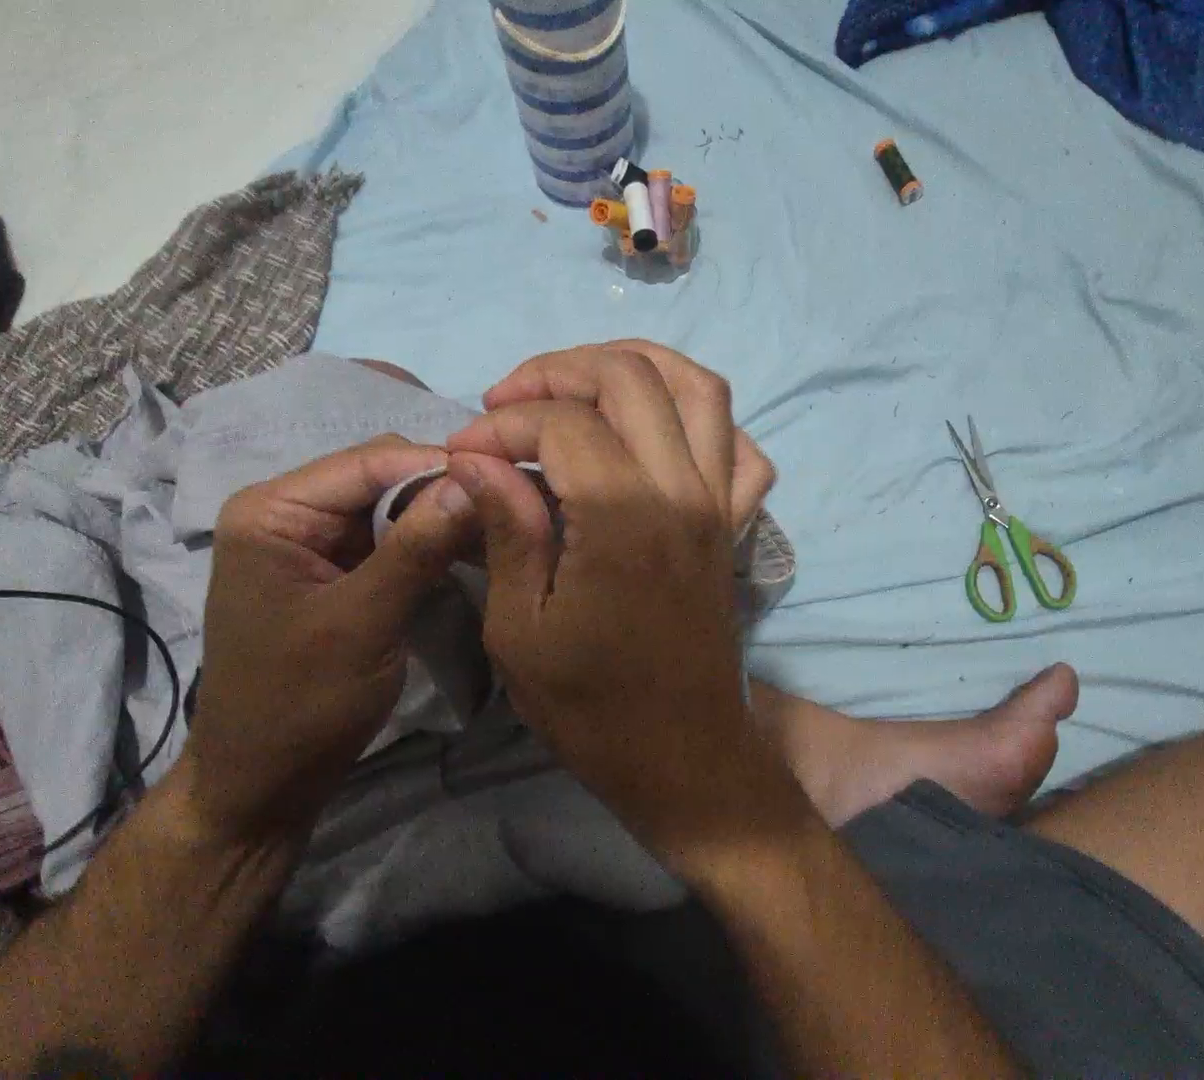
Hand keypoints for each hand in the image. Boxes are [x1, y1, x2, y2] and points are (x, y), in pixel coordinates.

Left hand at [185, 436, 474, 841]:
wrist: (264, 785)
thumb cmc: (300, 703)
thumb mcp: (362, 622)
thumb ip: (416, 548)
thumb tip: (476, 481)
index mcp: (273, 511)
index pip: (371, 460)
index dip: (441, 466)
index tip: (513, 479)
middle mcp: (289, 514)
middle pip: (383, 477)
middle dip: (445, 492)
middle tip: (512, 511)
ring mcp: (313, 545)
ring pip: (393, 508)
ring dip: (443, 520)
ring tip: (501, 532)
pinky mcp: (337, 574)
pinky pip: (391, 542)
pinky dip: (430, 546)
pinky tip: (473, 555)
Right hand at [445, 346, 813, 871]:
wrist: (685, 759)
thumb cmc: (592, 710)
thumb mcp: (521, 631)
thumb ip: (506, 530)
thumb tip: (476, 458)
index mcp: (623, 516)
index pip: (560, 421)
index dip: (501, 424)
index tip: (462, 452)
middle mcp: (683, 490)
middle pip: (632, 377)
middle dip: (559, 370)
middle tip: (507, 402)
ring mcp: (720, 503)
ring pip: (699, 389)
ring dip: (635, 368)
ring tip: (578, 387)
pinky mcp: (734, 525)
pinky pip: (741, 447)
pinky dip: (702, 421)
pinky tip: (655, 436)